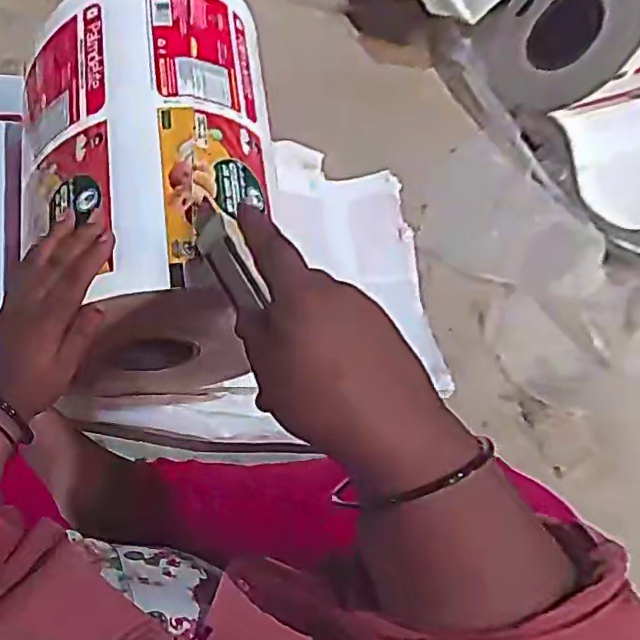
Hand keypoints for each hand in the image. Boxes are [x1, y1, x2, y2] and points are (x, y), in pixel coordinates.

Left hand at [0, 215, 112, 417]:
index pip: (75, 279)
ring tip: (67, 215)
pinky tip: (42, 244)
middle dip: (78, 237)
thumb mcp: (64, 369)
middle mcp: (31, 304)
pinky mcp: (8, 305)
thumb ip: (80, 336)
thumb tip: (97, 308)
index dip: (92, 255)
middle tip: (94, 215)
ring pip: (36, 261)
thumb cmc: (34, 387)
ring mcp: (16, 302)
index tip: (107, 235)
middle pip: (57, 263)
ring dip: (54, 236)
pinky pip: (21, 270)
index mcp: (49, 319)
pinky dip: (34, 252)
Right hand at [232, 203, 475, 488]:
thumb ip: (255, 333)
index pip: (272, 250)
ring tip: (292, 373)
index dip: (254, 229)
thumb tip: (254, 315)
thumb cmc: (320, 398)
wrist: (395, 430)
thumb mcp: (267, 369)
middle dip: (277, 304)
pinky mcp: (384, 333)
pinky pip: (342, 328)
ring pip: (320, 310)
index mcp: (301, 294)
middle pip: (296, 286)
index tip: (244, 209)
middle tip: (262, 338)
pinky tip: (321, 382)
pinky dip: (326, 344)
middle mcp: (336, 292)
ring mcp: (365, 311)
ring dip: (302, 330)